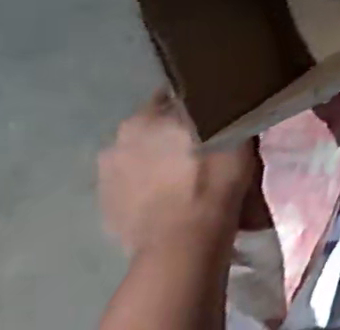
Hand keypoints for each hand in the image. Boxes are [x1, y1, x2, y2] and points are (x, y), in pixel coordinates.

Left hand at [98, 91, 256, 255]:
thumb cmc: (211, 176)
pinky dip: (150, 187)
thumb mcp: (233, 128)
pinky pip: (135, 188)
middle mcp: (115, 144)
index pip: (173, 96)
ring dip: (159, 159)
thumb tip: (227, 97)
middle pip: (153, 127)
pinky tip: (173, 196)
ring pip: (142, 158)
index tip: (216, 111)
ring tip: (187, 173)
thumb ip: (222, 109)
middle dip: (173, 131)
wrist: (185, 244)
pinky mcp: (107, 214)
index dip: (197, 101)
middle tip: (205, 141)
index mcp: (142, 117)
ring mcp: (106, 182)